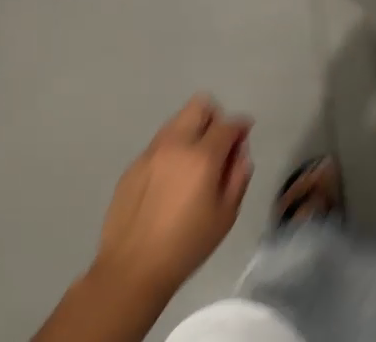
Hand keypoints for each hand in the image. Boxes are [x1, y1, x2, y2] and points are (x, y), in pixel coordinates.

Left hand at [92, 94, 253, 298]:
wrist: (131, 270)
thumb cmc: (187, 245)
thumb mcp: (226, 214)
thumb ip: (239, 175)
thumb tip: (239, 152)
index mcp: (203, 156)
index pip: (229, 123)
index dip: (241, 127)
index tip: (243, 139)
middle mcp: (175, 145)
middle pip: (199, 106)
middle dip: (214, 118)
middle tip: (218, 146)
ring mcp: (149, 154)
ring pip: (176, 122)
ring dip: (191, 132)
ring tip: (192, 165)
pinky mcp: (131, 167)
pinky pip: (158, 145)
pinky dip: (171, 152)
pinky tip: (169, 183)